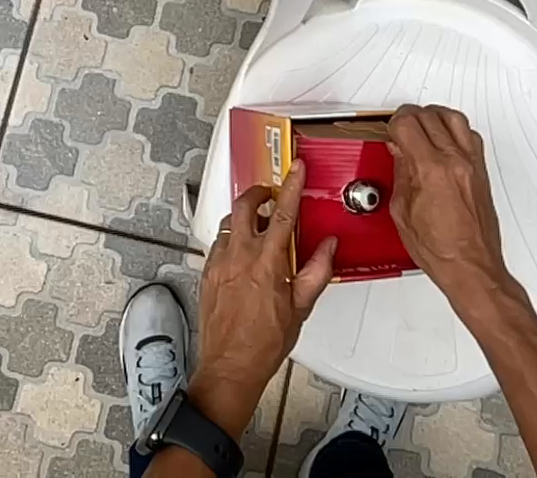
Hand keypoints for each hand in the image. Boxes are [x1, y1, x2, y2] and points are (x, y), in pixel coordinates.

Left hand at [190, 161, 336, 433]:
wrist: (230, 367)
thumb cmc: (264, 344)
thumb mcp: (300, 308)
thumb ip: (316, 271)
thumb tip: (329, 246)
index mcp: (266, 263)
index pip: (282, 213)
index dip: (291, 186)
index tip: (297, 168)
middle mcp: (239, 256)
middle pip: (245, 205)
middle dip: (259, 192)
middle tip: (271, 194)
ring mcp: (219, 263)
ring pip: (229, 222)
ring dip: (245, 216)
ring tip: (258, 224)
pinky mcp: (207, 272)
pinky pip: (218, 242)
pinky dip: (231, 237)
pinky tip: (241, 251)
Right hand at [387, 104, 515, 311]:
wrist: (472, 267)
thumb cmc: (440, 250)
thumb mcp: (402, 211)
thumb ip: (400, 173)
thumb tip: (399, 152)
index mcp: (431, 170)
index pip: (407, 123)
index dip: (393, 124)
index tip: (390, 132)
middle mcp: (455, 162)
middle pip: (429, 115)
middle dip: (409, 117)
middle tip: (400, 128)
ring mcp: (472, 164)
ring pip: (453, 117)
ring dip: (433, 116)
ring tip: (421, 126)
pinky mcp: (482, 170)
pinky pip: (470, 134)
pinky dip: (454, 129)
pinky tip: (443, 138)